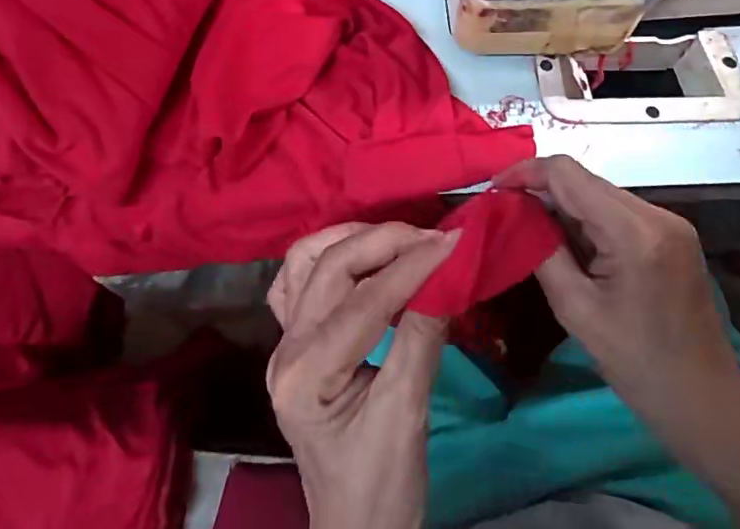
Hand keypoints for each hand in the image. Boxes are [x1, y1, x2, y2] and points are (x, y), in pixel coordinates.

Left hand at [266, 222, 457, 528]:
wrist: (358, 527)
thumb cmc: (383, 484)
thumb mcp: (408, 412)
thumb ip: (423, 334)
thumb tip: (450, 270)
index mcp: (304, 376)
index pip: (365, 301)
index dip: (413, 265)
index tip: (455, 240)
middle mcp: (284, 350)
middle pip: (330, 268)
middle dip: (385, 242)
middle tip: (434, 239)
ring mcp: (284, 342)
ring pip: (306, 261)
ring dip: (353, 239)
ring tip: (402, 240)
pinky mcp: (296, 340)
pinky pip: (301, 279)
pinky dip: (334, 256)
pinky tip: (365, 258)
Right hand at [512, 156, 739, 528]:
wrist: (708, 403)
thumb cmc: (638, 367)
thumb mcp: (577, 311)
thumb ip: (542, 250)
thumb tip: (515, 212)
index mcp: (634, 231)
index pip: (568, 174)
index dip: (526, 172)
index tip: (494, 190)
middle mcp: (657, 214)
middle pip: (586, 180)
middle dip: (542, 190)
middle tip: (505, 213)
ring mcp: (670, 222)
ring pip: (601, 194)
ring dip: (565, 206)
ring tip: (531, 230)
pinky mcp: (674, 235)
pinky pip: (619, 212)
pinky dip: (589, 220)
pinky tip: (569, 243)